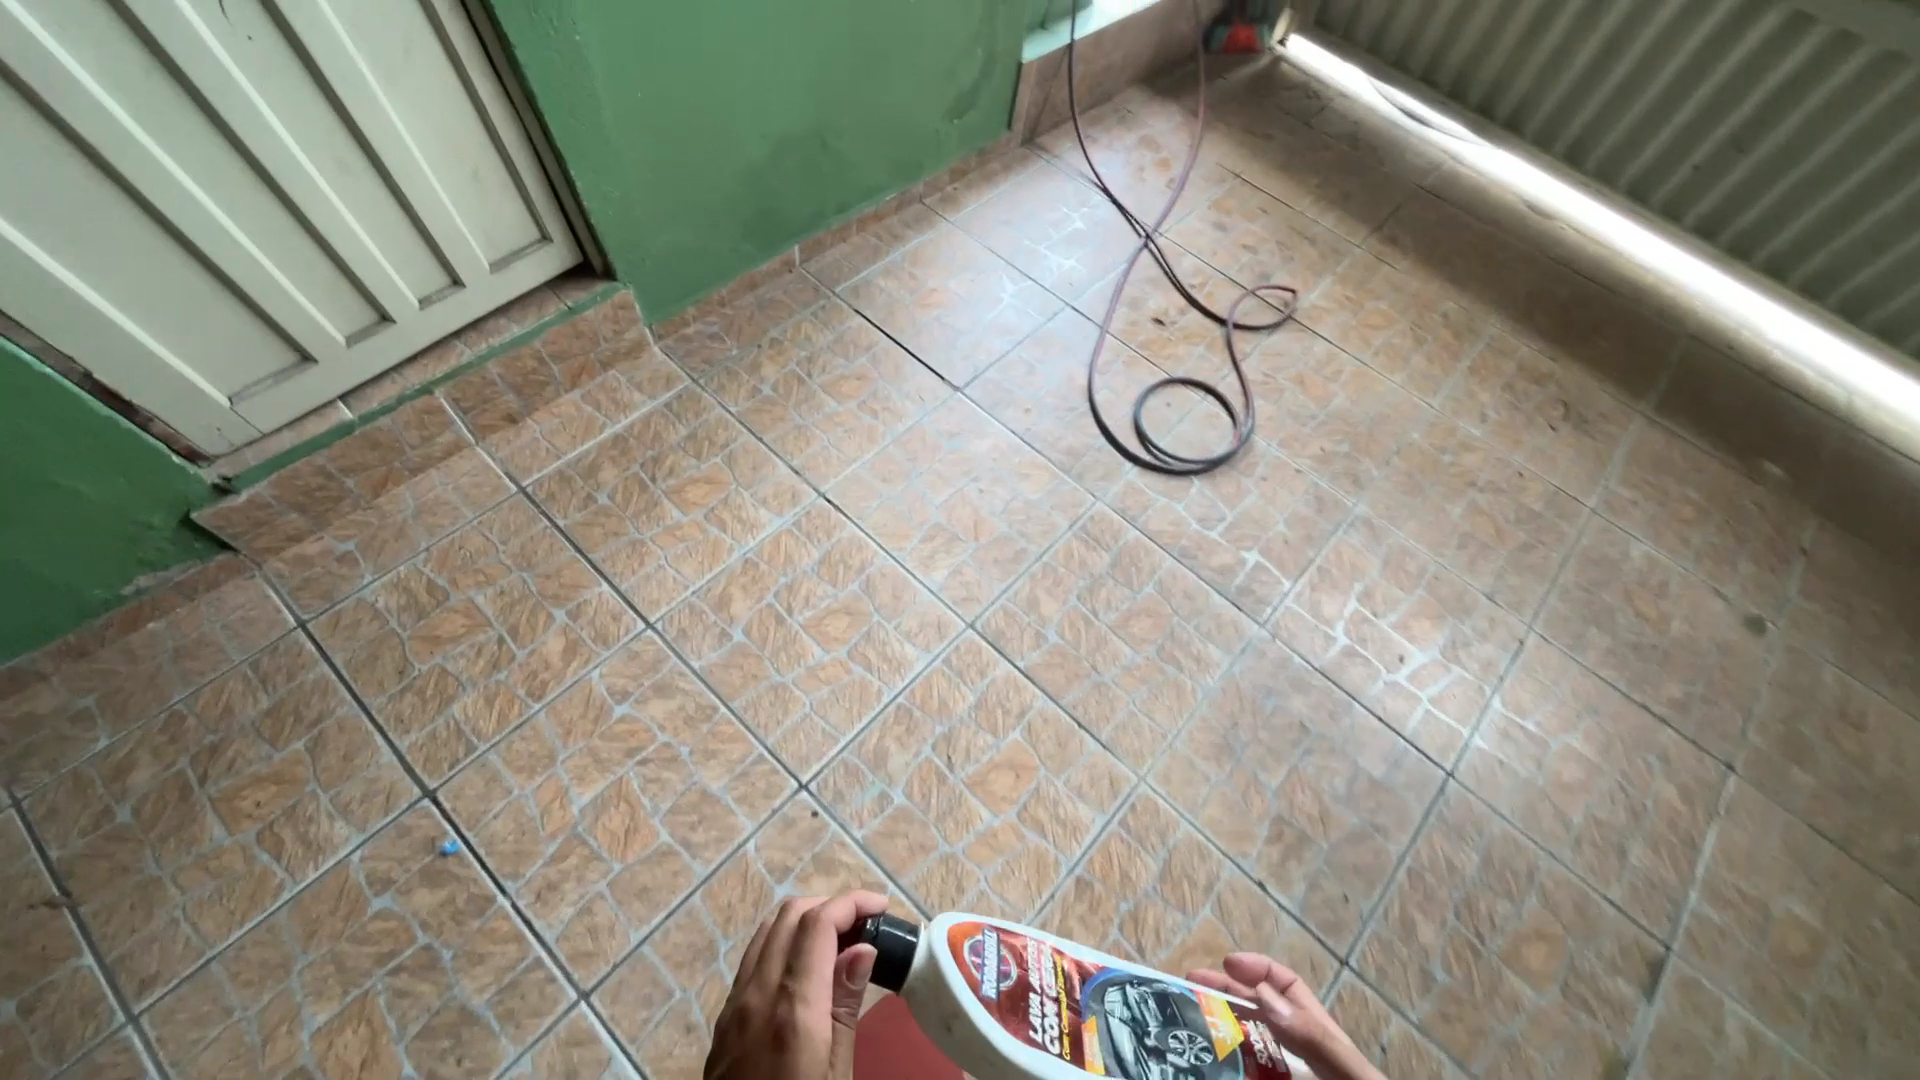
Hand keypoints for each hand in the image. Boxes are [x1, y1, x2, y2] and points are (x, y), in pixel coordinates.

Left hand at [705, 891, 890, 1079]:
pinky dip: (782, 944)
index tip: (881, 907)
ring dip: (803, 921)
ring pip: (766, 932)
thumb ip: (844, 1005)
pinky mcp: (723, 1021)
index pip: (819, 924)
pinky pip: (753, 960)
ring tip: (839, 940)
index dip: (852, 902)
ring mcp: (734, 1006)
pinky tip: (806, 969)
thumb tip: (862, 947)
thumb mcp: (836, 1074)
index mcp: (792, 1007)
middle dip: (830, 906)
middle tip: (864, 925)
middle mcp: (757, 994)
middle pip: (789, 916)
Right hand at [1187, 954, 1384, 1079]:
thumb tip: (1265, 997)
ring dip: (1213, 1041)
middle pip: (1254, 1016)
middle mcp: (1296, 1060)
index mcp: (1319, 1041)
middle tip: (1185, 990)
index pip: (1287, 990)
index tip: (1225, 963)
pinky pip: (1240, 1075)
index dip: (1257, 970)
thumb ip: (1314, 1039)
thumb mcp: (1352, 1075)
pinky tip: (1199, 1069)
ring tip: (1183, 1034)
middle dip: (1222, 997)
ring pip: (1242, 1055)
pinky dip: (1216, 1071)